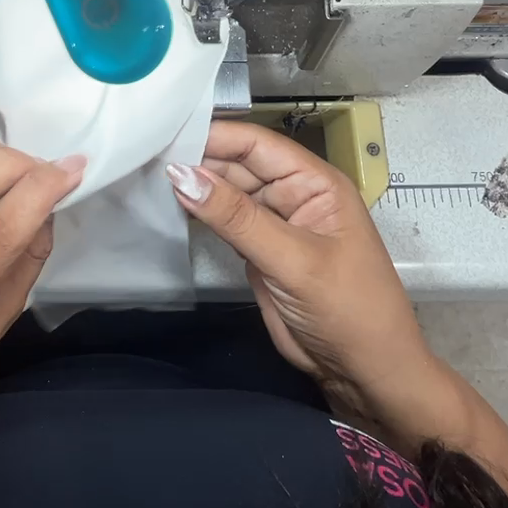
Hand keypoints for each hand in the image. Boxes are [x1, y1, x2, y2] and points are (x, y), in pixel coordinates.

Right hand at [167, 122, 459, 439]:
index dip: (212, 135)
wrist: (364, 374)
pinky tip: (168, 204)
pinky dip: (199, 213)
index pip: (255, 144)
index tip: (163, 134)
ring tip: (146, 173)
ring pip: (226, 191)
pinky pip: (223, 220)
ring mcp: (273, 222)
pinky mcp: (257, 249)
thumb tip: (179, 174)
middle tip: (144, 154)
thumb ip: (235, 216)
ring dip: (193, 185)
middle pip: (236, 163)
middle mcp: (292, 193)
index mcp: (313, 182)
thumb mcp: (292, 260)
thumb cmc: (347, 309)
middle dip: (196, 159)